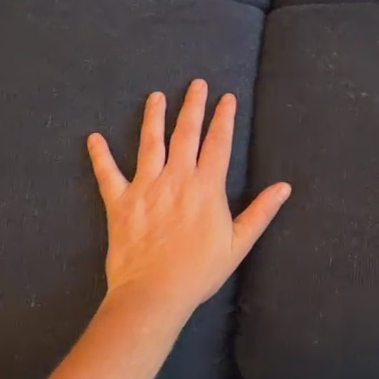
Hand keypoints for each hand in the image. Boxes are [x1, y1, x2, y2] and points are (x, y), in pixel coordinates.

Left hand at [86, 80, 290, 324]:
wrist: (153, 294)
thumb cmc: (199, 271)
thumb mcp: (238, 243)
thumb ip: (261, 212)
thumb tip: (285, 187)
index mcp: (206, 187)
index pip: (218, 143)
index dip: (223, 118)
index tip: (226, 98)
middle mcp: (177, 179)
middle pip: (186, 134)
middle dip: (193, 106)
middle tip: (196, 84)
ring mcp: (146, 188)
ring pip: (150, 144)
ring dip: (153, 118)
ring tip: (156, 97)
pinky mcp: (120, 203)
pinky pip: (108, 175)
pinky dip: (100, 156)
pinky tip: (93, 138)